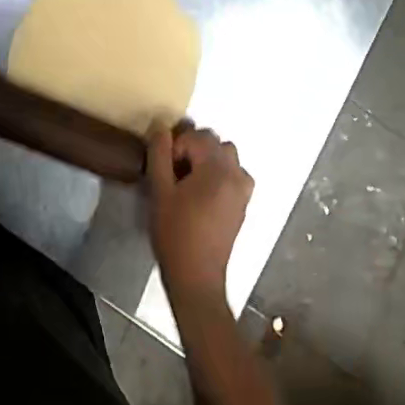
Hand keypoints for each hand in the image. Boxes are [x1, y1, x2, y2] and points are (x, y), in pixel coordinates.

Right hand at [147, 123, 254, 301]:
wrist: (196, 277)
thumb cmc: (175, 234)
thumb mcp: (160, 192)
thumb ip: (160, 155)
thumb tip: (161, 127)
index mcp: (217, 167)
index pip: (197, 137)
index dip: (177, 147)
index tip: (165, 170)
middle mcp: (236, 172)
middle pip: (214, 143)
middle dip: (193, 150)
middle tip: (174, 174)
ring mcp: (243, 188)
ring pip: (226, 156)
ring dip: (208, 160)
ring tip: (189, 182)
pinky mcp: (244, 203)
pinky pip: (234, 174)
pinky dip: (220, 174)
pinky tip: (204, 195)